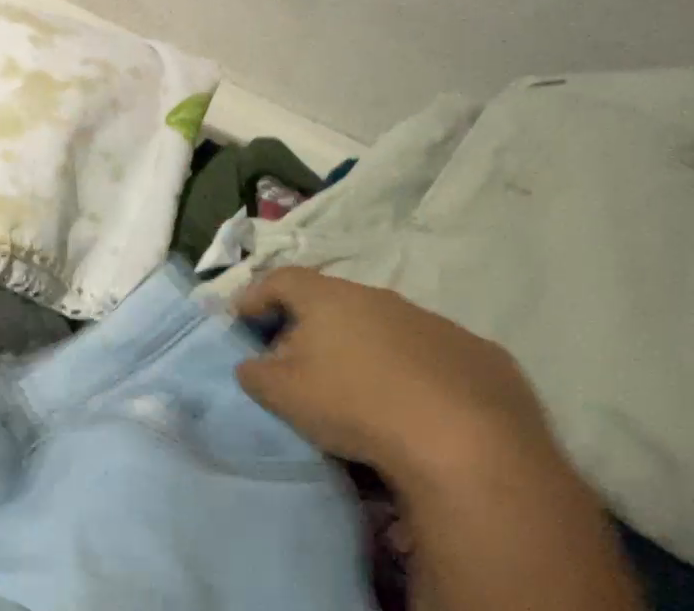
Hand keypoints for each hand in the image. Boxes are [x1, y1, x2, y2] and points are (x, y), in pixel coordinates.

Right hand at [233, 267, 555, 484]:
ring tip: (363, 393)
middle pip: (334, 304)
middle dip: (312, 330)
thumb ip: (255, 371)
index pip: (279, 280)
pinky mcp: (490, 361)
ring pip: (389, 330)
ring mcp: (442, 327)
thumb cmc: (357, 407)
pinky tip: (419, 411)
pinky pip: (438, 359)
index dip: (254, 299)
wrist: (474, 452)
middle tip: (300, 366)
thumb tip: (257, 365)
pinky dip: (419, 376)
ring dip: (368, 352)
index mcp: (331, 298)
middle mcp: (385, 299)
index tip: (243, 327)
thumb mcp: (280, 393)